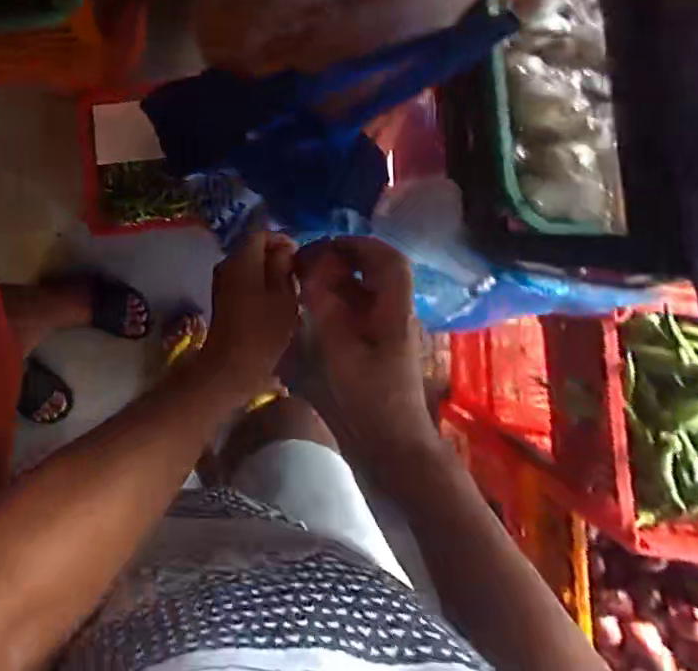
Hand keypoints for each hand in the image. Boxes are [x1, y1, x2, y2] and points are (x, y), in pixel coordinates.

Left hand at [201, 232, 301, 402]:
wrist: (231, 366)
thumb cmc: (263, 333)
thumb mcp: (284, 298)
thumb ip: (284, 267)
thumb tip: (284, 249)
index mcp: (242, 260)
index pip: (260, 234)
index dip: (281, 239)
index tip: (299, 254)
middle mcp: (226, 264)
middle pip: (251, 247)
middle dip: (274, 254)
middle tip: (297, 271)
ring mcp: (220, 280)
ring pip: (246, 263)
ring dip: (266, 269)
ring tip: (289, 286)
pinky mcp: (220, 296)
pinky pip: (241, 278)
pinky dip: (257, 281)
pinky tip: (272, 298)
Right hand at [294, 237, 439, 473]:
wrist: (391, 452)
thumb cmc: (367, 403)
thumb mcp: (338, 352)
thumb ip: (324, 306)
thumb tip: (312, 269)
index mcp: (394, 312)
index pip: (389, 260)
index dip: (358, 245)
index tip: (323, 246)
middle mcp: (395, 315)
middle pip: (375, 271)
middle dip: (340, 259)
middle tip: (304, 264)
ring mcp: (386, 332)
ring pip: (365, 290)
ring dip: (335, 279)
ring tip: (302, 283)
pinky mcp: (375, 348)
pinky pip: (357, 310)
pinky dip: (334, 301)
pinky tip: (310, 311)